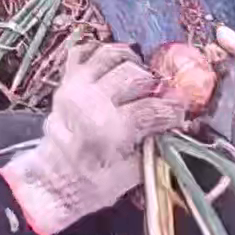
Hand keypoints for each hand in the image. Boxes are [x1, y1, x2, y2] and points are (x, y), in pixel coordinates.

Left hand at [0, 42, 189, 234]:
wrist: (53, 179)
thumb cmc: (93, 183)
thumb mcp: (131, 175)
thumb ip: (154, 146)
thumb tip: (176, 124)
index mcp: (109, 130)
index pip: (151, 108)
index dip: (172, 108)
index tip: (181, 111)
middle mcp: (90, 101)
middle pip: (132, 74)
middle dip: (154, 82)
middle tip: (162, 92)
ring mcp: (75, 87)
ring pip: (108, 55)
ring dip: (130, 60)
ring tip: (141, 73)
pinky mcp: (65, 82)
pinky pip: (82, 53)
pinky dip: (99, 52)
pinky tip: (114, 62)